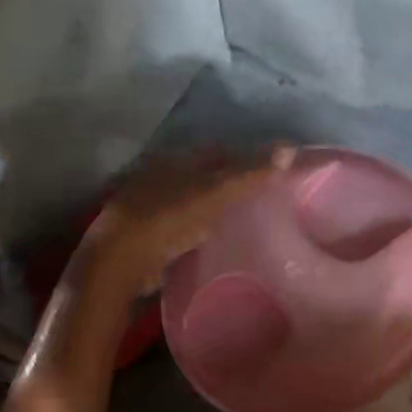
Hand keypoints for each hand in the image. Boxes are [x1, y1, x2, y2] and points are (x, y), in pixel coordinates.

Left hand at [84, 144, 294, 290]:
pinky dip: (200, 233)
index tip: (273, 171)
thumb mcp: (213, 193)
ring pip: (191, 204)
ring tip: (246, 223)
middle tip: (264, 199)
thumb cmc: (166, 220)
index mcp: (175, 161)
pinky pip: (182, 230)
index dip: (246, 158)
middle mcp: (160, 179)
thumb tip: (291, 149)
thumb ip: (249, 174)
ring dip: (214, 211)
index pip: (218, 152)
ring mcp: (150, 210)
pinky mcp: (147, 239)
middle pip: (204, 178)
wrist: (120, 262)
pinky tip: (216, 244)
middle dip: (229, 184)